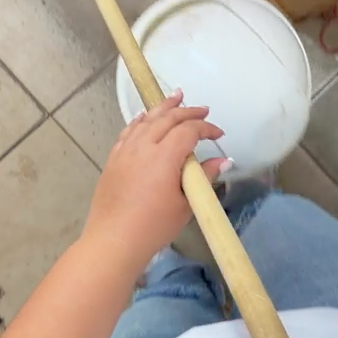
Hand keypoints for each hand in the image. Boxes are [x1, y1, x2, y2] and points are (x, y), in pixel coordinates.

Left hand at [83, 90, 226, 267]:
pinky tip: (145, 117)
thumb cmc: (154, 226)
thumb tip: (224, 161)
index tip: (219, 134)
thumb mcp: (185, 204)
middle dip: (187, 111)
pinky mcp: (114, 159)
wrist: (113, 240)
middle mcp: (143, 146)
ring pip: (146, 120)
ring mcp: (125, 151)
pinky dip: (141, 120)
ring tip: (176, 97)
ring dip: (163, 108)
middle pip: (167, 119)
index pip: (188, 131)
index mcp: (164, 156)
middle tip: (203, 109)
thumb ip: (204, 177)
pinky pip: (129, 131)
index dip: (205, 128)